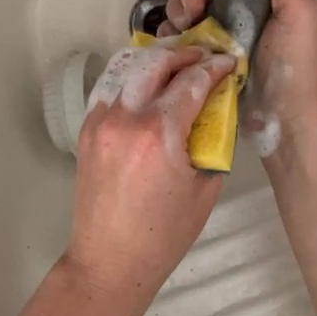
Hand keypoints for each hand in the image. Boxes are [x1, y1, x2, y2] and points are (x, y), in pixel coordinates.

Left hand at [65, 44, 237, 295]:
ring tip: (176, 66)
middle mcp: (125, 118)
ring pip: (126, 68)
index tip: (229, 63)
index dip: (215, 68)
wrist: (110, 260)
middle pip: (155, 63)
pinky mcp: (87, 130)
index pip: (191, 81)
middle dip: (184, 55)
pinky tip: (147, 87)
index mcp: (159, 133)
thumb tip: (216, 108)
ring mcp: (100, 121)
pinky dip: (131, 79)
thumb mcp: (204, 186)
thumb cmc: (164, 233)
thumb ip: (211, 140)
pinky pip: (110, 89)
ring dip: (155, 62)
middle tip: (204, 58)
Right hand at [161, 0, 316, 143]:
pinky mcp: (200, 50)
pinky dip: (169, 32)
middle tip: (194, 14)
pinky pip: (174, 29)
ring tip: (188, 33)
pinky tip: (176, 46)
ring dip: (177, 8)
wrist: (283, 115)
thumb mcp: (297, 8)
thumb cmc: (294, 63)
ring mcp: (216, 25)